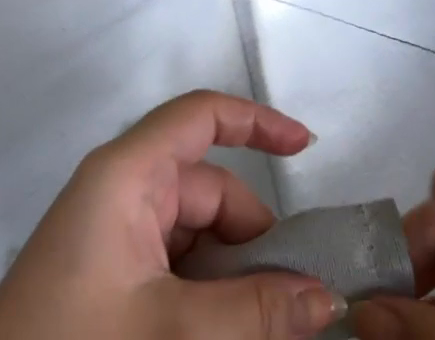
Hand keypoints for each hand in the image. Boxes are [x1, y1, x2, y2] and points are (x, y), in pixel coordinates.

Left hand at [0, 90, 347, 339]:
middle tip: (293, 304)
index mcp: (127, 175)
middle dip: (253, 240)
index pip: (199, 116)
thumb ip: (255, 312)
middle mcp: (120, 193)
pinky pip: (174, 267)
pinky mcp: (107, 275)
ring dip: (232, 277)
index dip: (256, 122)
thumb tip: (326, 298)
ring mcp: (113, 235)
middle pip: (208, 190)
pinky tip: (223, 332)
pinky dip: (205, 295)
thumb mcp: (174, 328)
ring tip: (259, 329)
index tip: (307, 150)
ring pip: (197, 237)